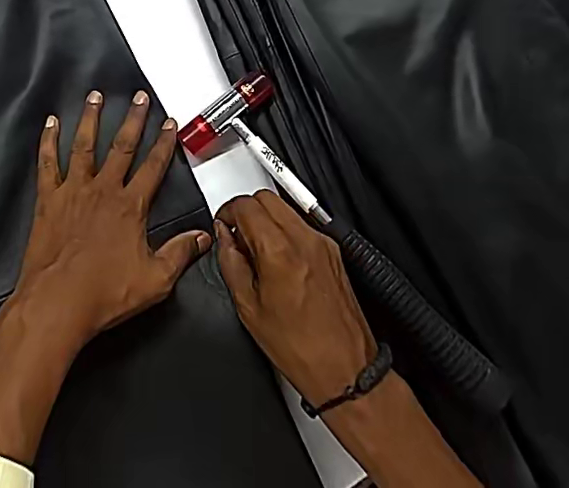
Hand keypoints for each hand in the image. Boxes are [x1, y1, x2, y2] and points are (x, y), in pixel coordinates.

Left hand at [0, 89, 207, 466]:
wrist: (57, 303)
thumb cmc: (103, 294)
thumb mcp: (154, 280)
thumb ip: (180, 254)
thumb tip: (203, 238)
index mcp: (130, 207)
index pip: (153, 167)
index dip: (164, 143)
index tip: (169, 124)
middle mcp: (103, 191)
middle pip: (122, 146)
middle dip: (134, 119)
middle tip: (139, 96)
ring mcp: (74, 191)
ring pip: (85, 145)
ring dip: (92, 119)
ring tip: (96, 96)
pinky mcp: (49, 199)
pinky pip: (48, 163)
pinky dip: (49, 141)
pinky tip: (51, 123)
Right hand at [218, 191, 481, 487]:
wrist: (345, 371)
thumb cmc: (302, 349)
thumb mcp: (248, 308)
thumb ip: (230, 262)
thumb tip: (224, 238)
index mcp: (280, 251)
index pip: (246, 205)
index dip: (227, 212)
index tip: (223, 225)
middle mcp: (305, 240)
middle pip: (266, 197)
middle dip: (246, 210)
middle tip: (236, 234)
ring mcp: (323, 243)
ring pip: (285, 207)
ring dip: (266, 218)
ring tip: (257, 249)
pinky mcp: (334, 251)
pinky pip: (302, 224)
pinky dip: (285, 230)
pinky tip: (278, 258)